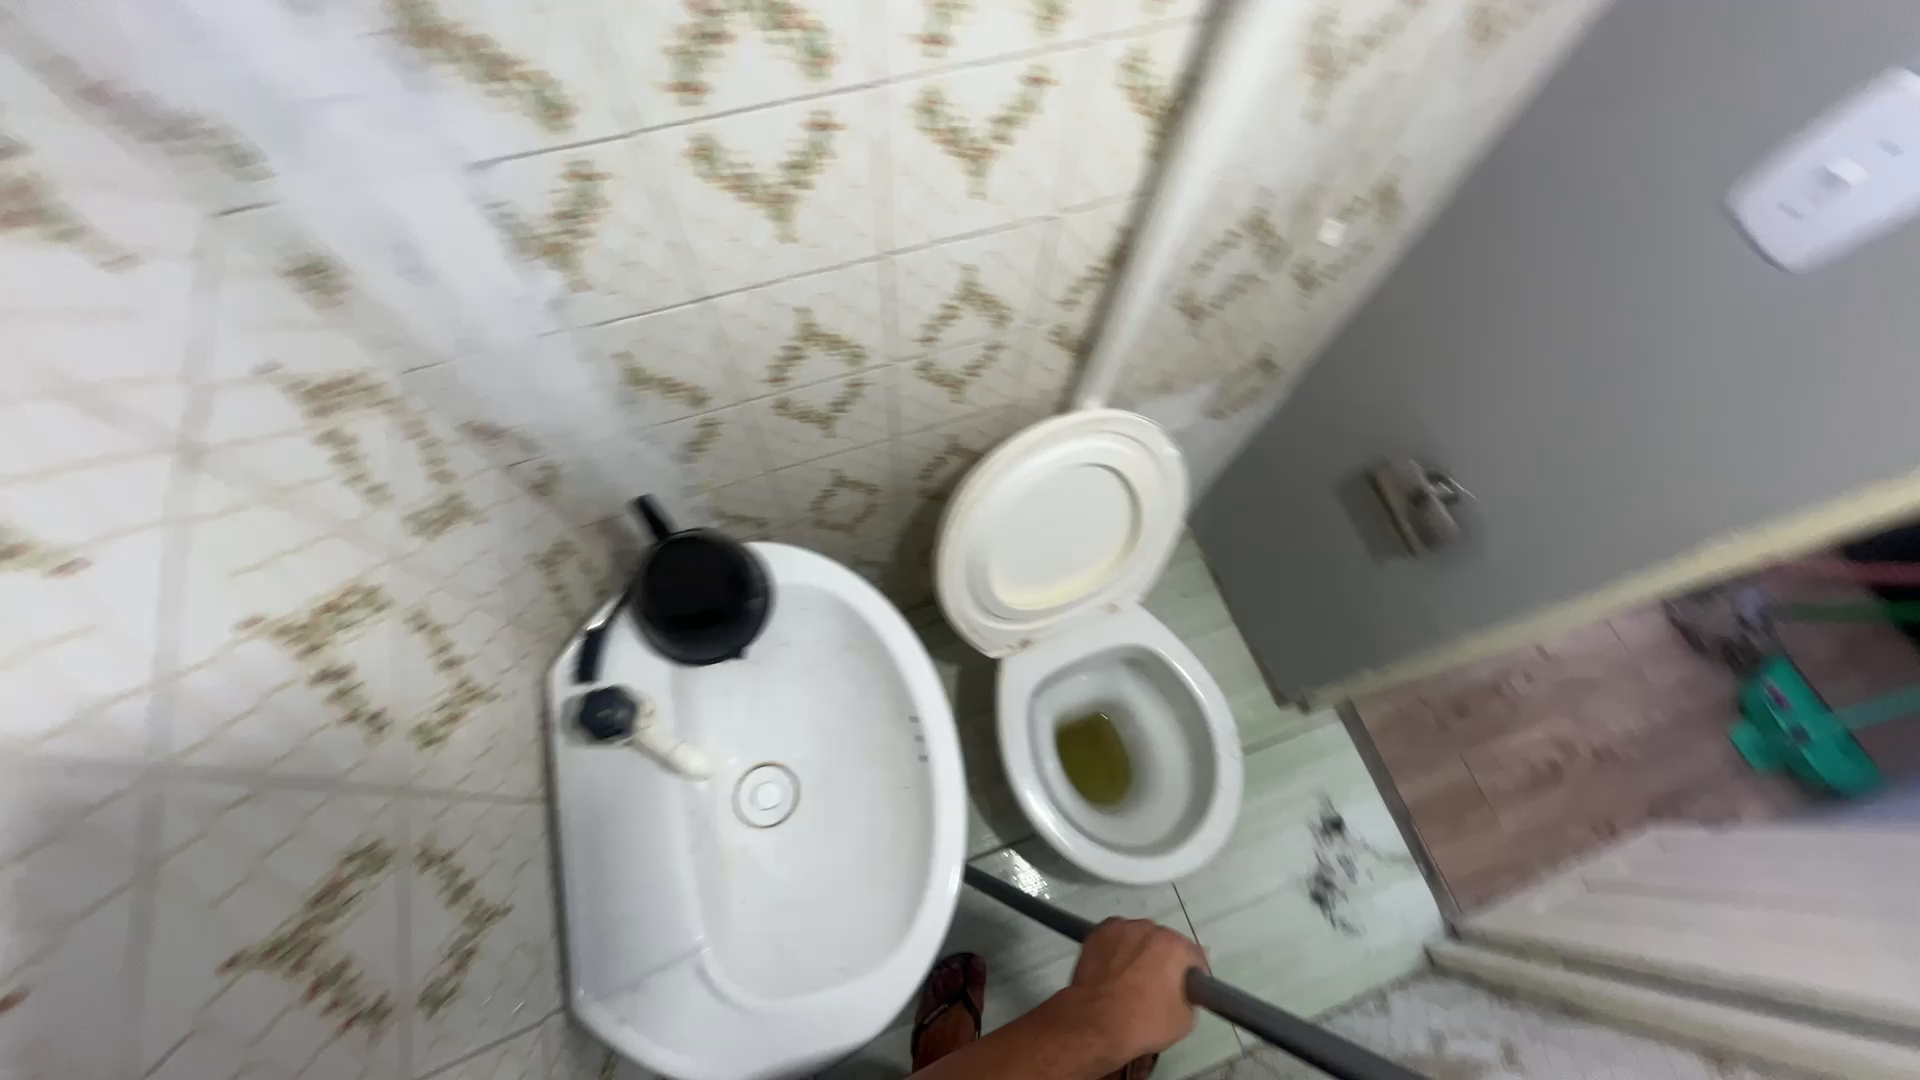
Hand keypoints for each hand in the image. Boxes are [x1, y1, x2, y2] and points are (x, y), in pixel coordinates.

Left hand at [1065, 918, 1205, 1061]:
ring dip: (1140, 951)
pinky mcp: (1098, 931)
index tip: (1188, 987)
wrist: (1096, 1021)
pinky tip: (1112, 968)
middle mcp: (1149, 928)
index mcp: (1174, 946)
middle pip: (1165, 942)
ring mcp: (1121, 926)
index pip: (1194, 955)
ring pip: (1139, 937)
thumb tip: (1185, 987)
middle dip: (1165, 959)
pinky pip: (1116, 937)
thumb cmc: (1144, 1022)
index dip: (1194, 973)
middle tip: (1157, 984)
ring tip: (1130, 976)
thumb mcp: (1184, 1020)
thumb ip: (1191, 996)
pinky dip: (1117, 948)